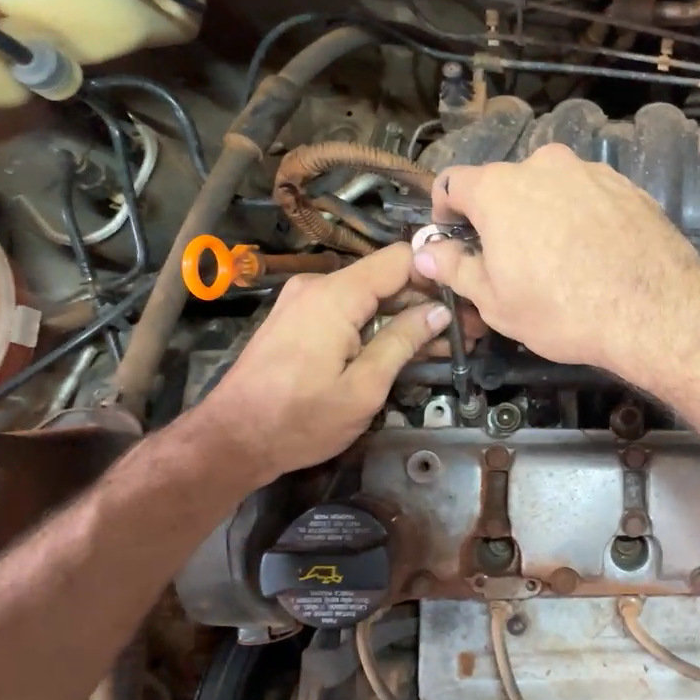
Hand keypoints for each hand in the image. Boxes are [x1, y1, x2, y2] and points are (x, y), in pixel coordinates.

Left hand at [198, 244, 448, 478]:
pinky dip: (379, 326)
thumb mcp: (364, 387)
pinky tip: (409, 348)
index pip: (401, 258)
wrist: (231, 441)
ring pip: (370, 297)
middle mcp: (318, 286)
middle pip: (387, 278)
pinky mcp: (299, 320)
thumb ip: (402, 342)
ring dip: (407, 318)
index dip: (438, 275)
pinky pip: (350, 311)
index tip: (468, 301)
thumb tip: (439, 312)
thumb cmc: (299, 420)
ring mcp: (305, 302)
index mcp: (336, 295)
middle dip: (428, 302)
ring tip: (449, 344)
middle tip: (469, 331)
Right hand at [412, 144, 699, 374]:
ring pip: (552, 189)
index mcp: (499, 188)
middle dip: (501, 217)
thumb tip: (426, 252)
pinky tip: (596, 254)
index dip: (446, 212)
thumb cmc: (563, 310)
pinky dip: (583, 217)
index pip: (451, 183)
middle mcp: (543, 165)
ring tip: (560, 261)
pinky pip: (590, 197)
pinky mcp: (627, 186)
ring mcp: (590, 171)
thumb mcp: (495, 301)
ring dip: (545, 215)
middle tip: (512, 261)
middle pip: (506, 186)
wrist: (655, 311)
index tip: (455, 239)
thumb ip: (455, 268)